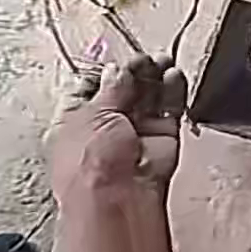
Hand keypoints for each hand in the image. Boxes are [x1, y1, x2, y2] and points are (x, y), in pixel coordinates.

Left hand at [48, 54, 187, 194]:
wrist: (119, 193)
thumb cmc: (90, 159)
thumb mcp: (92, 114)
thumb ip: (112, 88)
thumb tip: (119, 69)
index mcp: (76, 120)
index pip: (91, 88)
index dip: (105, 72)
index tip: (118, 59)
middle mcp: (107, 125)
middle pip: (124, 89)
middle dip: (135, 71)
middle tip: (146, 58)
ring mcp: (137, 130)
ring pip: (149, 96)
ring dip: (156, 77)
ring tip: (164, 61)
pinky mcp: (164, 135)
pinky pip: (171, 108)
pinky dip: (174, 90)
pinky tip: (174, 75)